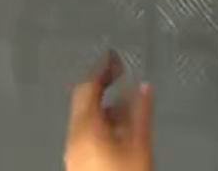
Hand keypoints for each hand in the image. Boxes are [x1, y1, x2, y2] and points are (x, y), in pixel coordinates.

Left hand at [65, 52, 152, 170]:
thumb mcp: (141, 145)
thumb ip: (141, 111)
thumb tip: (144, 85)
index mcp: (85, 129)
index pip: (87, 86)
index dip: (102, 68)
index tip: (116, 56)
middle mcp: (73, 139)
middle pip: (81, 99)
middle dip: (100, 83)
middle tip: (118, 71)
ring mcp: (72, 154)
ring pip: (83, 117)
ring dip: (101, 103)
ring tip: (124, 101)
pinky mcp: (77, 165)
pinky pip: (84, 133)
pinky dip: (99, 121)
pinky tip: (118, 125)